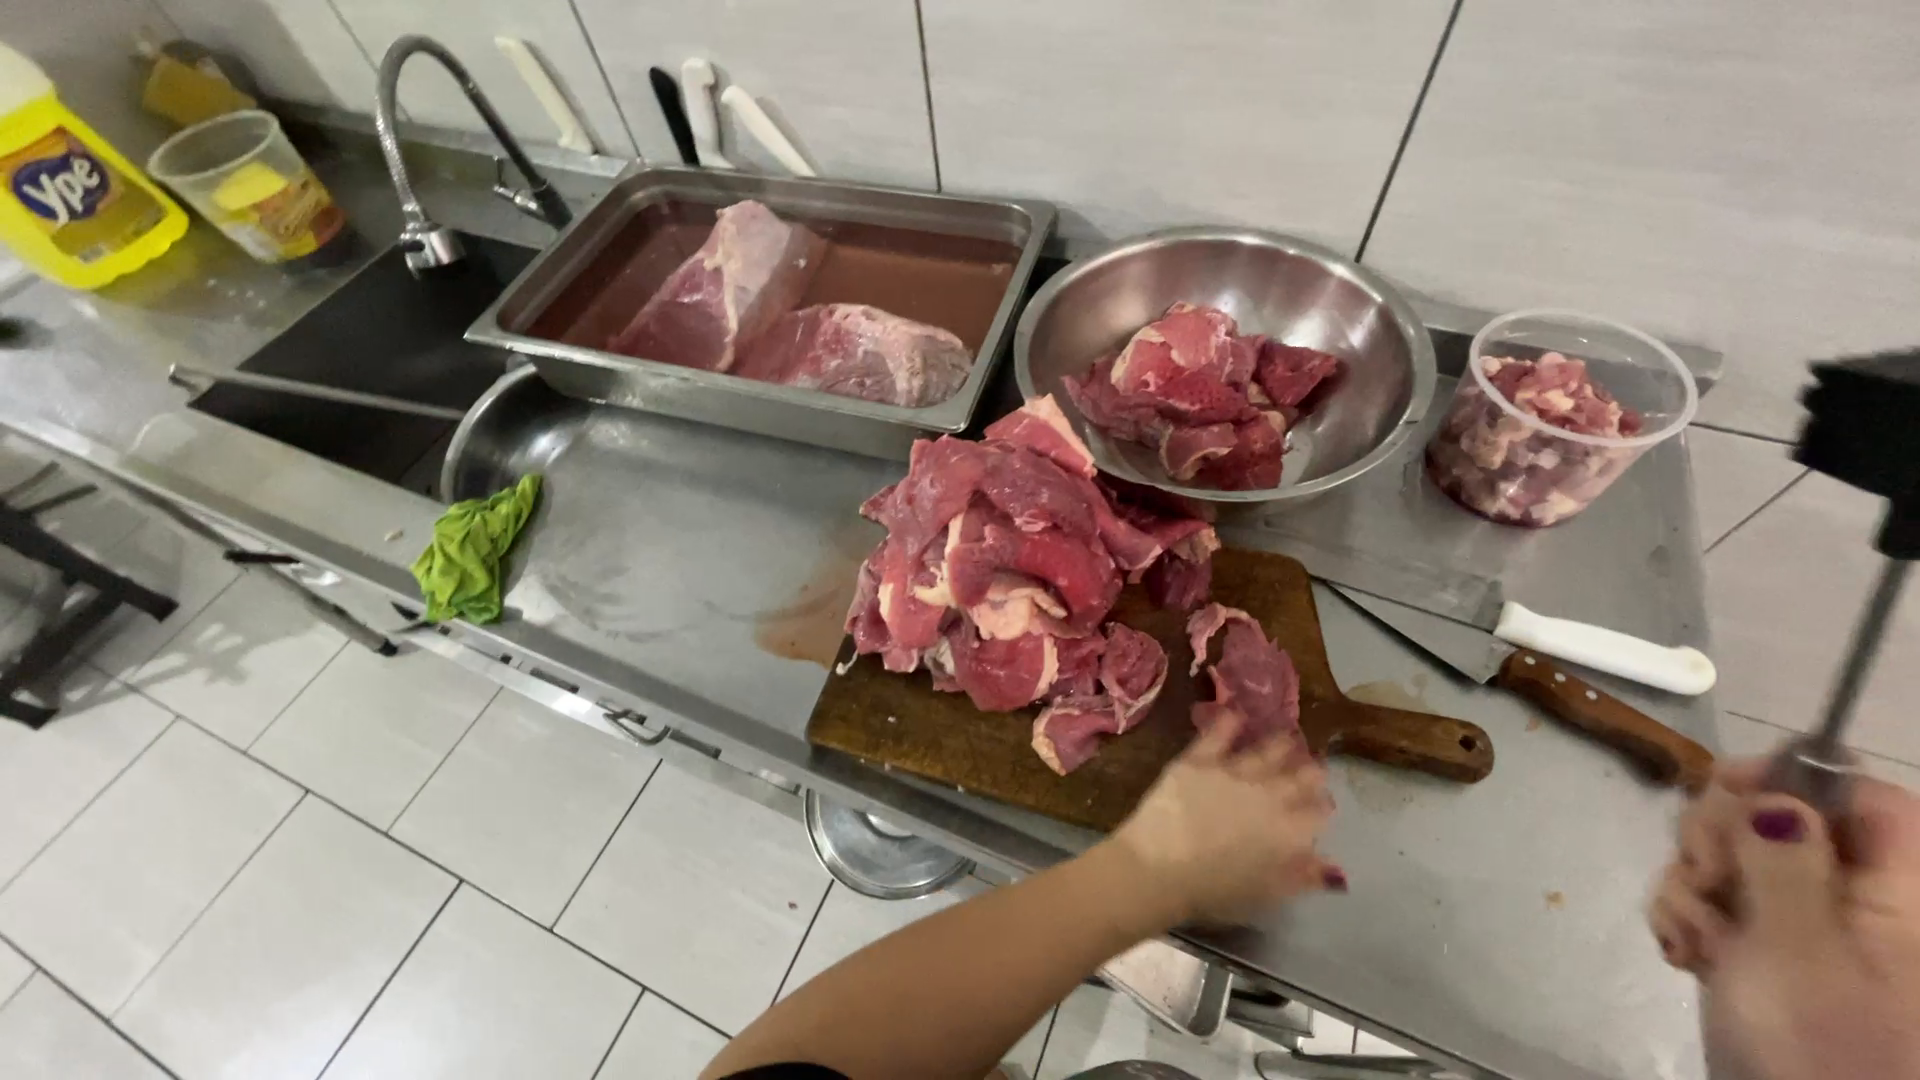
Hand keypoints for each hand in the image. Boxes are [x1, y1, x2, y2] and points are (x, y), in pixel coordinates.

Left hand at [1108, 712, 1339, 924]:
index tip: (1323, 801)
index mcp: (1287, 832)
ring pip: (1264, 753)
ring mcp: (1231, 774)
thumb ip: (1301, 876)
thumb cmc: (1213, 892)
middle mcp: (1266, 796)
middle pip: (1297, 777)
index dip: (1322, 806)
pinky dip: (1228, 724)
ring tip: (1287, 736)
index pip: (1317, 813)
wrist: (1158, 868)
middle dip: (1309, 770)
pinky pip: (1216, 737)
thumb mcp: (1266, 893)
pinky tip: (1235, 713)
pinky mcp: (1197, 761)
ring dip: (1279, 744)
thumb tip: (1331, 867)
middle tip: (1314, 761)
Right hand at [1649, 758, 1919, 1079]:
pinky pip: (1711, 900)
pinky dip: (1685, 917)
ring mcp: (1804, 926)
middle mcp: (1857, 902)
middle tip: (1708, 880)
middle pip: (1780, 818)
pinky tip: (1686, 953)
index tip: (1722, 786)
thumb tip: (1778, 794)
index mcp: (1900, 898)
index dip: (1795, 777)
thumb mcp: (1797, 952)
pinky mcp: (1760, 947)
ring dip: (1690, 886)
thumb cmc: (1818, 1046)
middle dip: (1718, 839)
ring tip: (1694, 938)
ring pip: (1732, 858)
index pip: (1866, 798)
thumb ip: (1786, 863)